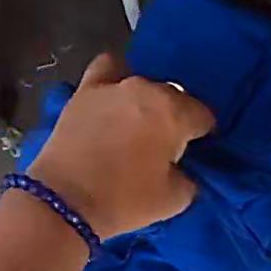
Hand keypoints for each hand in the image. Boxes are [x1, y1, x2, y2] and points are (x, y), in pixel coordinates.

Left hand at [27, 53, 214, 239]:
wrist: (66, 201)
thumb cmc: (125, 201)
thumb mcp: (174, 200)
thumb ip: (189, 179)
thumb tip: (183, 169)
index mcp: (175, 114)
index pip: (204, 116)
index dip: (203, 135)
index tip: (195, 152)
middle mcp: (148, 89)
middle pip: (175, 98)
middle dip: (175, 119)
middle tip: (164, 148)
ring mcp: (114, 86)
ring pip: (143, 84)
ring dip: (148, 101)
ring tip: (139, 125)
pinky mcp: (84, 91)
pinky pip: (107, 69)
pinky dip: (115, 78)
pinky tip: (115, 96)